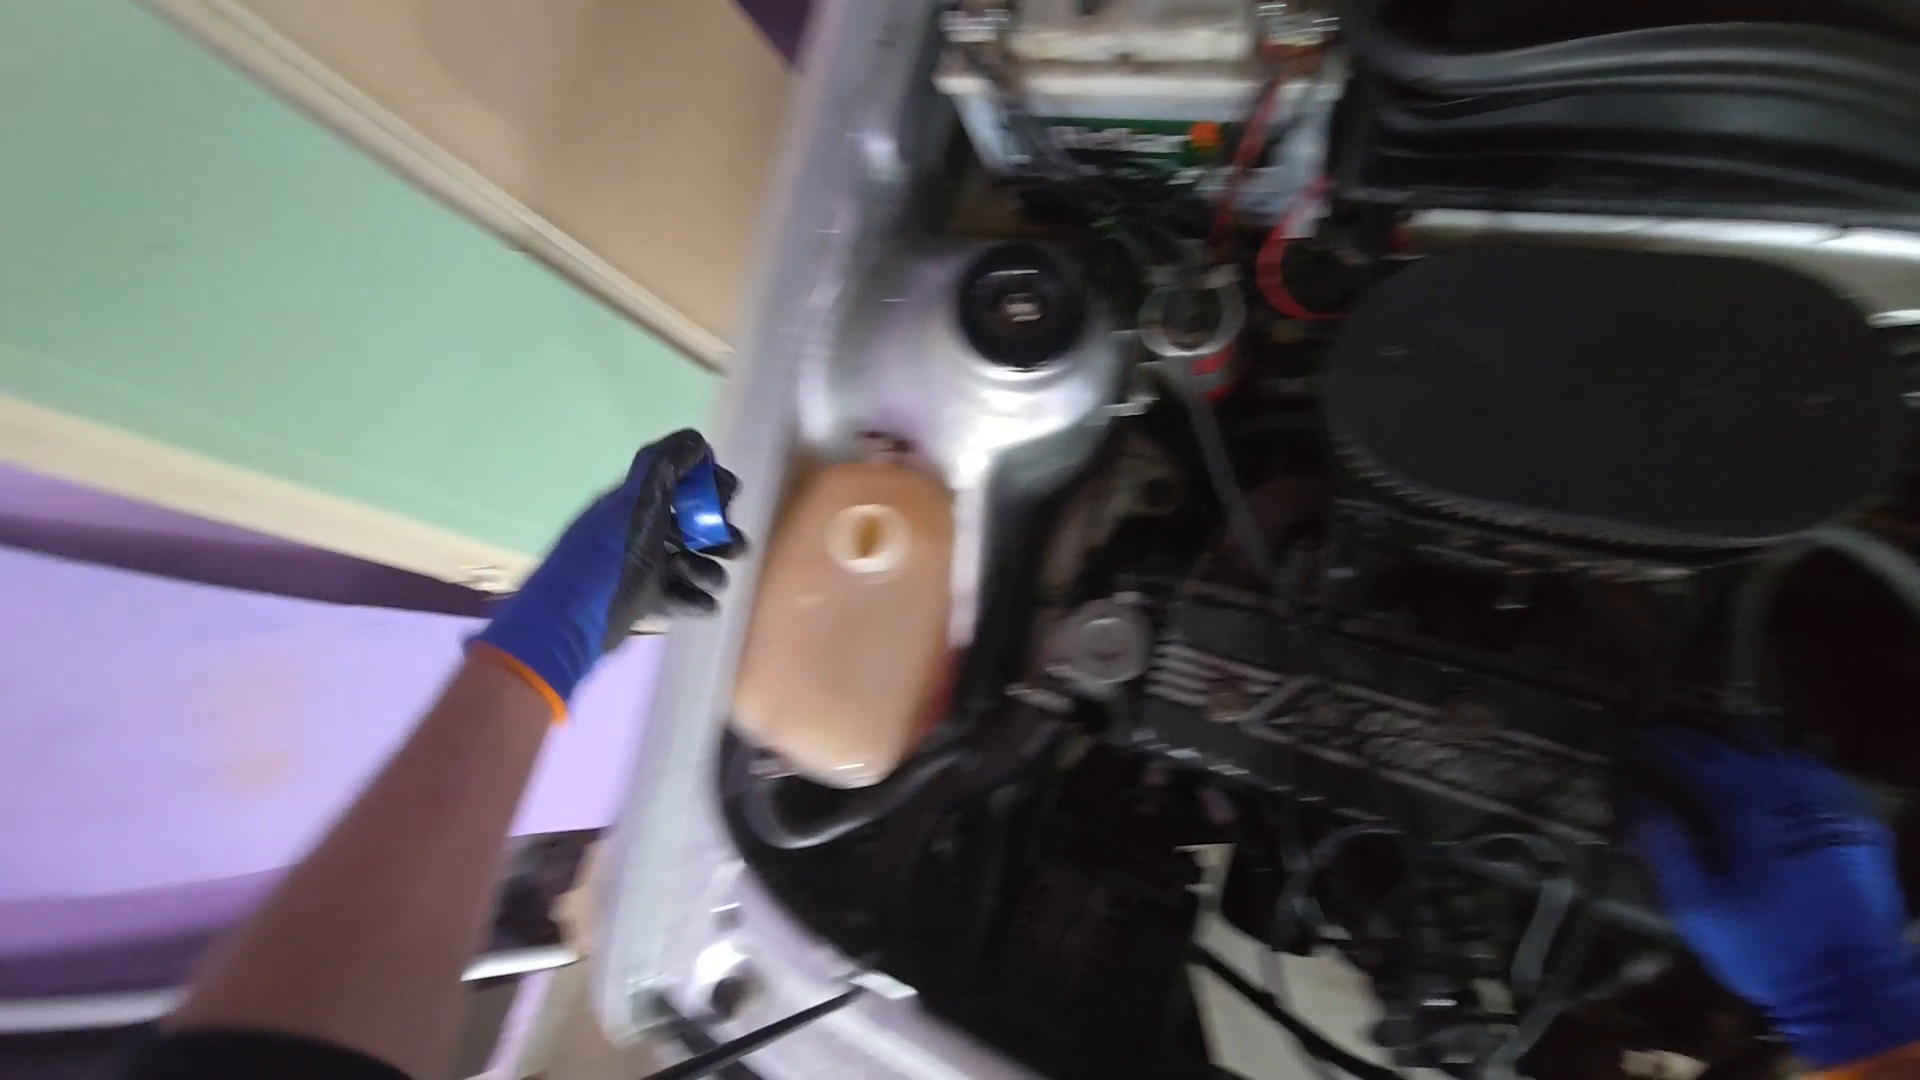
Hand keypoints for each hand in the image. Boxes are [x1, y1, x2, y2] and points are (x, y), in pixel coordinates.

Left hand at [471, 429, 743, 717]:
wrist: (570, 622)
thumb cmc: (605, 558)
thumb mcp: (634, 504)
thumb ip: (664, 467)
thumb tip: (698, 439)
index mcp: (643, 502)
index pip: (692, 485)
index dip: (713, 491)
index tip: (721, 503)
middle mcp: (650, 531)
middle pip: (706, 527)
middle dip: (722, 536)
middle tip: (727, 548)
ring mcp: (653, 569)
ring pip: (706, 565)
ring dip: (710, 571)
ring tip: (692, 577)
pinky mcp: (654, 603)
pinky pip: (695, 599)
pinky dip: (698, 601)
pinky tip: (690, 602)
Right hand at [1623, 728, 1919, 1067]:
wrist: (1859, 990)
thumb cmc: (1762, 947)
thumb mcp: (1689, 902)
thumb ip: (1654, 838)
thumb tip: (1630, 788)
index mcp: (1737, 800)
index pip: (1669, 750)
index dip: (1633, 746)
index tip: (1610, 751)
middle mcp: (1781, 784)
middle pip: (1708, 740)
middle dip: (1666, 742)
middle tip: (1638, 757)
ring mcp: (1823, 796)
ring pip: (1753, 741)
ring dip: (1712, 745)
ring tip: (1684, 760)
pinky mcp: (1850, 815)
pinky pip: (1797, 764)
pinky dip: (1760, 760)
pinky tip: (1746, 779)